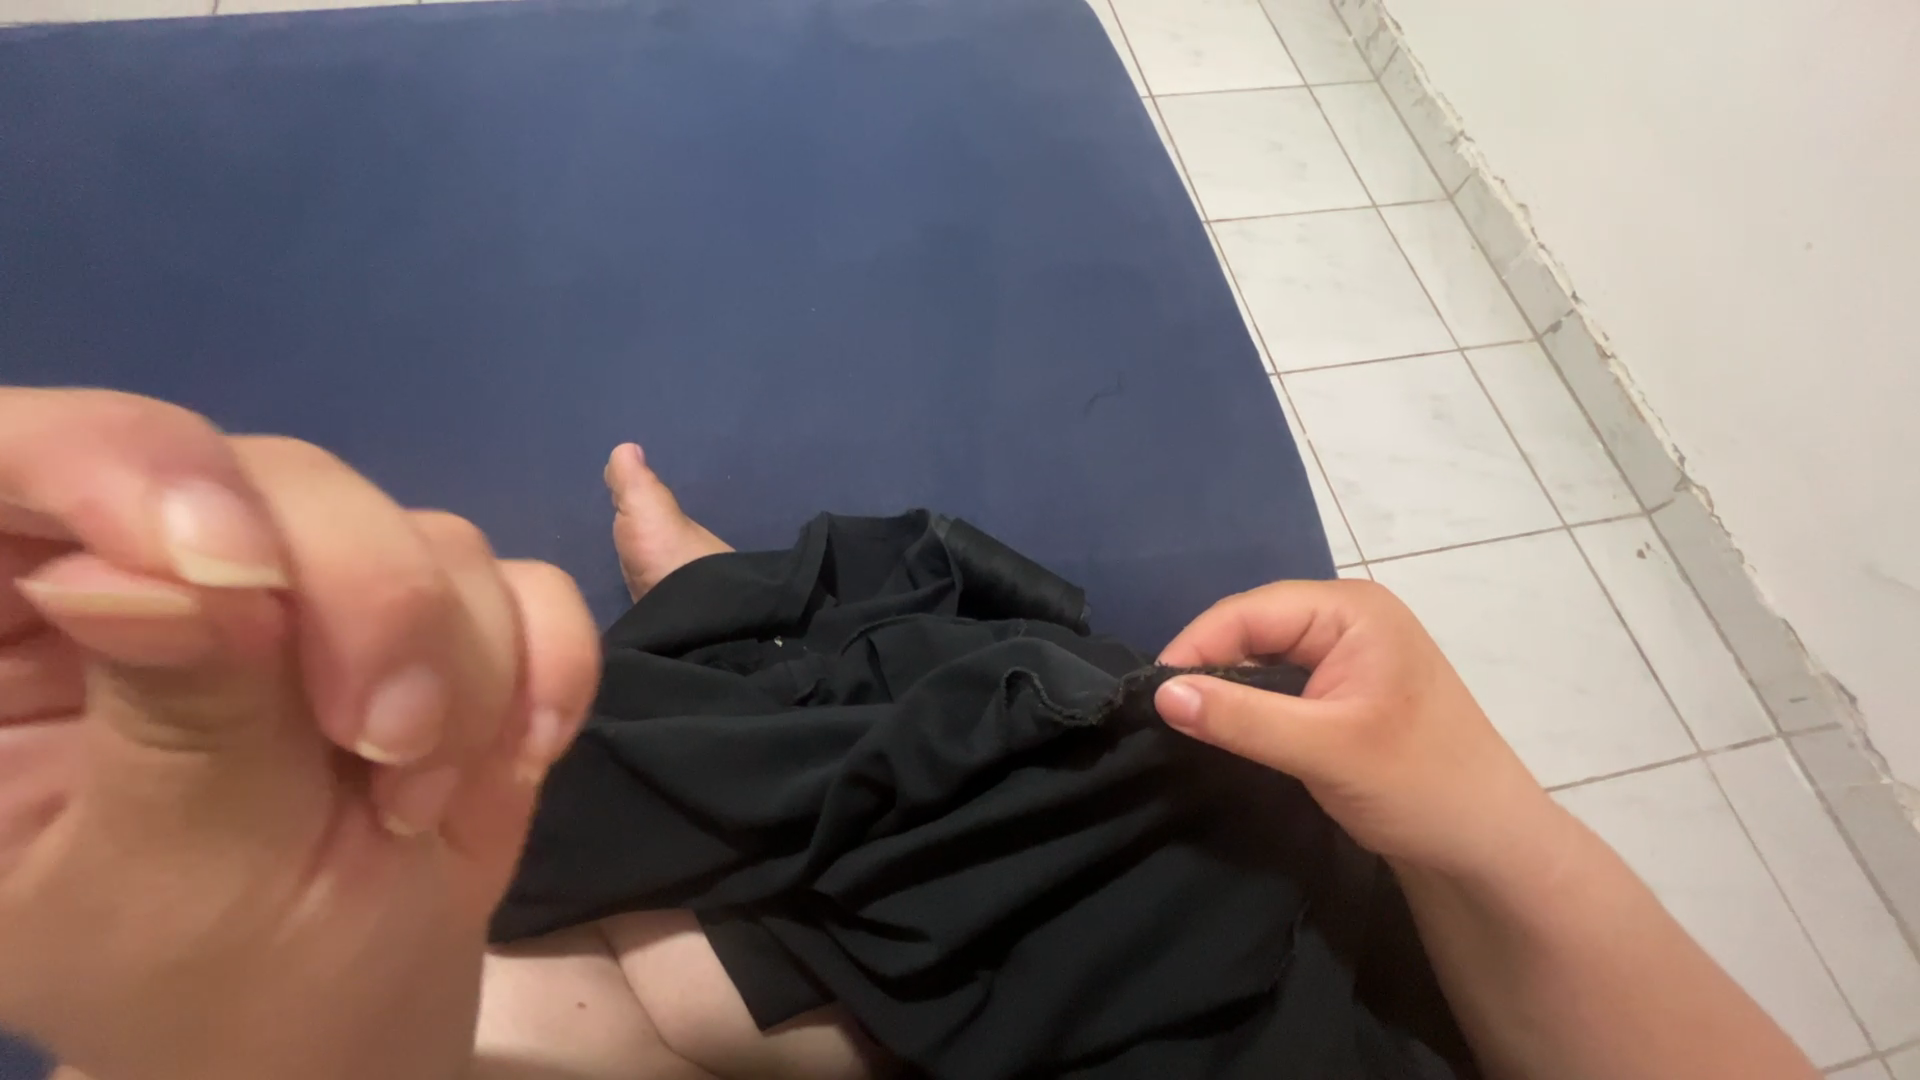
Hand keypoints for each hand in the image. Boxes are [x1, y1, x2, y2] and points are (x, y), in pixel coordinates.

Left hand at [0, 389, 600, 1079]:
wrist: (373, 994)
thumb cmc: (228, 973)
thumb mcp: (181, 869)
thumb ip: (184, 715)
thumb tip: (148, 572)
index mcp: (30, 640)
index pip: (18, 461)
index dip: (122, 463)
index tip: (235, 565)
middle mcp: (203, 579)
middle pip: (294, 482)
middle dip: (377, 607)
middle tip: (393, 737)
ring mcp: (353, 589)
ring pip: (440, 538)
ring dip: (470, 669)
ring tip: (425, 794)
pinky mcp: (470, 611)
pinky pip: (536, 584)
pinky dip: (553, 664)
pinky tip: (522, 753)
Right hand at [1154, 579, 1559, 879]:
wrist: (1491, 851)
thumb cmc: (1421, 787)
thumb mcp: (1325, 749)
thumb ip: (1240, 718)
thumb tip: (1159, 693)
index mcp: (1351, 610)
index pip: (1249, 612)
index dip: (1197, 646)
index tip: (1154, 693)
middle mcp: (1344, 618)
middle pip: (1251, 628)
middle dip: (1208, 665)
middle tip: (1166, 709)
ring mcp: (1343, 651)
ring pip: (1258, 656)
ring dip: (1225, 686)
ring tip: (1187, 719)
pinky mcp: (1338, 686)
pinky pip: (1274, 680)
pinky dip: (1246, 702)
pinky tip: (1225, 725)